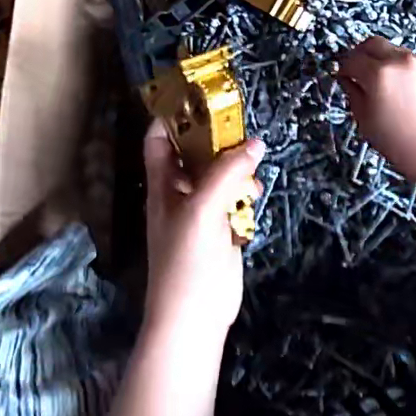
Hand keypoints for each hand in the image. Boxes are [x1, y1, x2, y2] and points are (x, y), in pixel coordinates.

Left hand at [141, 119, 263, 345]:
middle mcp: (180, 191)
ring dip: (236, 168)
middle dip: (216, 138)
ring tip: (251, 171)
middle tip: (241, 126)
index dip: (173, 115)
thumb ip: (227, 172)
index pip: (160, 138)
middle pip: (196, 151)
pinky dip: (245, 193)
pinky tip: (253, 199)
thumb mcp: (203, 208)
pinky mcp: (222, 228)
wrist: (194, 319)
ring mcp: (202, 210)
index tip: (200, 95)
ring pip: (220, 174)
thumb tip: (255, 143)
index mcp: (163, 183)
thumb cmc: (186, 259)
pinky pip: (234, 198)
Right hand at [335, 37, 415, 198]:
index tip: (343, 78)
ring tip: (382, 84)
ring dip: (381, 60)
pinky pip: (410, 61)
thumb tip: (348, 80)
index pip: (352, 59)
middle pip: (372, 43)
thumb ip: (353, 94)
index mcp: (379, 74)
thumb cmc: (400, 143)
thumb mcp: (366, 122)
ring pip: (392, 50)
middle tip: (357, 72)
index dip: (343, 68)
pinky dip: (400, 68)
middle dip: (360, 54)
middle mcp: (400, 61)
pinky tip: (402, 91)